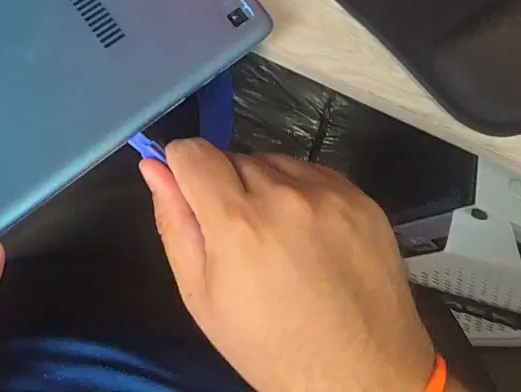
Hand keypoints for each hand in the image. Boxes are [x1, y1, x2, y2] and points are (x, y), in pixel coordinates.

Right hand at [140, 140, 436, 391]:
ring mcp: (327, 194)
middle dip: (227, 187)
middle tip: (242, 238)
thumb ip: (174, 223)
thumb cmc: (270, 346)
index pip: (191, 151)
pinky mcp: (360, 198)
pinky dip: (301, 192)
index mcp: (237, 223)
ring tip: (281, 239)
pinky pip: (310, 171)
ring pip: (270, 161)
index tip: (193, 198)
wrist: (367, 380)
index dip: (183, 170)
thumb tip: (153, 166)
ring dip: (265, 187)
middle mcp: (283, 196)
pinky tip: (311, 236)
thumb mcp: (202, 297)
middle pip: (231, 157)